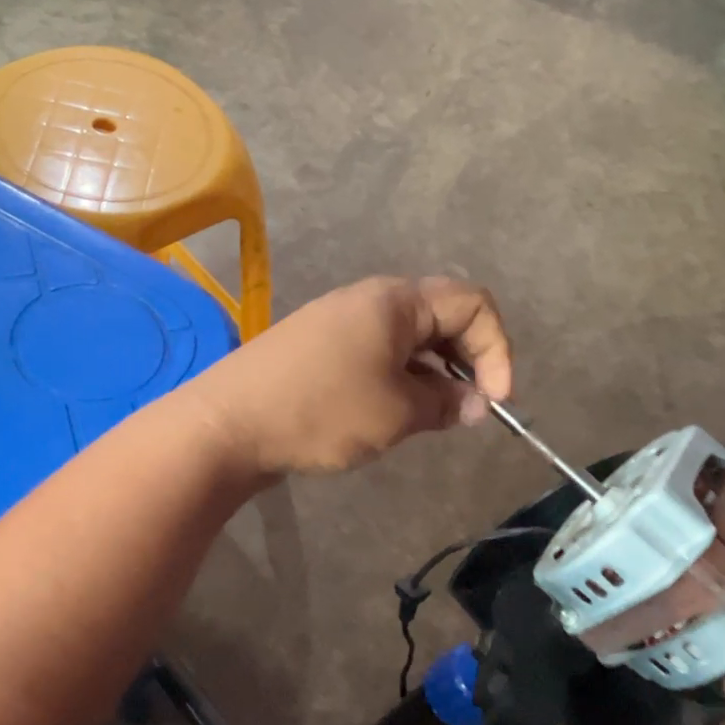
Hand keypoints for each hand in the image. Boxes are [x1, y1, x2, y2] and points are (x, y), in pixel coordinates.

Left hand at [189, 276, 511, 475]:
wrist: (227, 425)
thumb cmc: (321, 412)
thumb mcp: (396, 412)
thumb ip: (446, 404)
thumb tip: (476, 404)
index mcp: (396, 301)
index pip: (473, 305)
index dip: (497, 350)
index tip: (495, 402)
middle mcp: (370, 300)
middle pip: (442, 317)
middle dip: (467, 362)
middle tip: (467, 411)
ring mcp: (340, 323)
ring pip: (409, 340)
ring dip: (433, 375)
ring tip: (431, 418)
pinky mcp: (319, 349)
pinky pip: (378, 355)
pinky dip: (400, 379)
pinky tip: (392, 414)